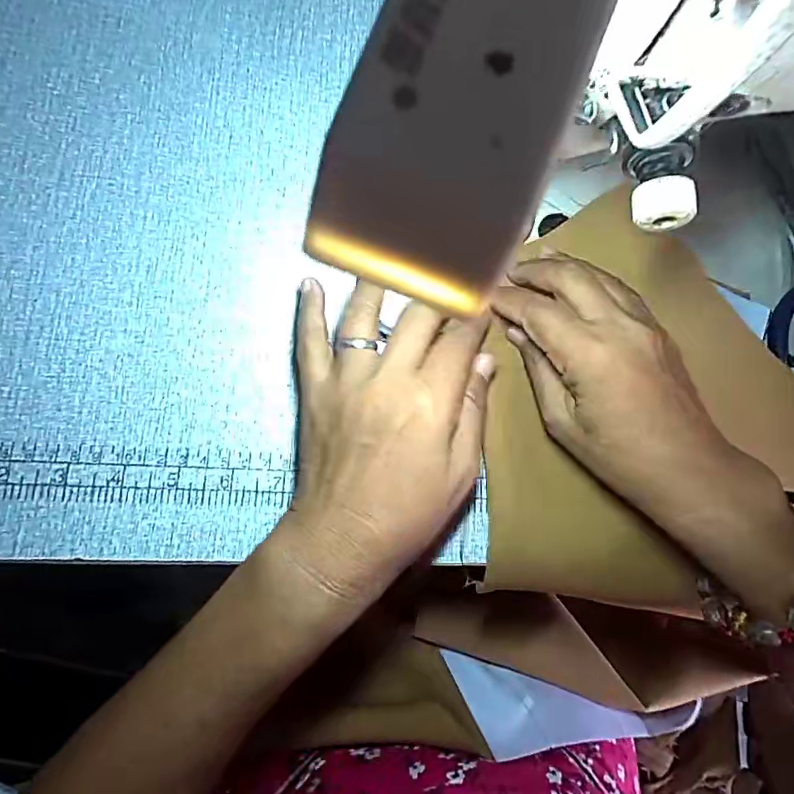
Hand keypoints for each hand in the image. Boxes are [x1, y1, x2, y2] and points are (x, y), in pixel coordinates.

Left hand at [271, 278, 494, 606]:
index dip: (475, 308)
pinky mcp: (316, 389)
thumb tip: (485, 360)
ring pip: (361, 315)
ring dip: (377, 281)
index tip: (485, 285)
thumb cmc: (409, 513)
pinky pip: (309, 342)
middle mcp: (389, 378)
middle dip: (438, 285)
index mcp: (431, 399)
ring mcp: (346, 380)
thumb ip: (472, 410)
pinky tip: (310, 284)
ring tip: (387, 256)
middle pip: (417, 315)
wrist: (343, 537)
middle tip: (447, 262)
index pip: (460, 337)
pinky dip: (309, 312)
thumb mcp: (460, 472)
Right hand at [490, 254, 793, 615]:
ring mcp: (642, 322)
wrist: (689, 467)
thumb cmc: (618, 456)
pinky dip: (592, 277)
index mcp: (588, 352)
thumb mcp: (561, 420)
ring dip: (564, 266)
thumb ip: (538, 368)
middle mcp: (617, 325)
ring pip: (598, 275)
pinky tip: (577, 279)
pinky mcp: (657, 328)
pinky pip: (619, 289)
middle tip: (506, 271)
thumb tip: (516, 331)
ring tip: (536, 262)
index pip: (537, 310)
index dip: (507, 299)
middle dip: (534, 269)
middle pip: (569, 276)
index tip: (484, 293)